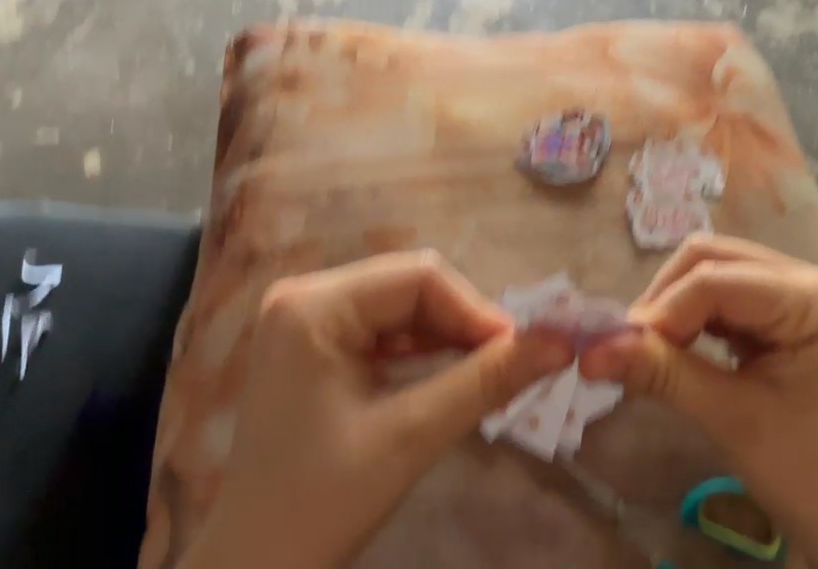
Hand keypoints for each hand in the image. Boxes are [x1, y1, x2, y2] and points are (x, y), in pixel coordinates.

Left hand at [180, 251, 574, 568]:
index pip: (418, 277)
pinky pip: (380, 329)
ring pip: (399, 306)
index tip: (524, 351)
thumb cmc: (323, 501)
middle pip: (408, 286)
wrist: (255, 566)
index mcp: (312, 304)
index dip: (477, 309)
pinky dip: (419, 350)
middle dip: (463, 323)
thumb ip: (486, 381)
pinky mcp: (311, 345)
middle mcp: (304, 295)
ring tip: (487, 374)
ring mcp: (304, 320)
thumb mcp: (411, 436)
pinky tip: (449, 376)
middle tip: (511, 366)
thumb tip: (562, 341)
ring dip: (446, 337)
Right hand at [579, 236, 817, 568]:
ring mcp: (806, 299)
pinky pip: (730, 299)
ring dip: (678, 307)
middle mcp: (816, 282)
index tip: (619, 347)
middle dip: (667, 299)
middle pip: (716, 260)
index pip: (719, 279)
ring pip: (718, 273)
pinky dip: (696, 319)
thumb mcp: (733, 420)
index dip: (664, 308)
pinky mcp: (792, 320)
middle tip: (632, 345)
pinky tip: (680, 350)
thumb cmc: (813, 480)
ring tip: (651, 351)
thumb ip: (662, 373)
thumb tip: (590, 349)